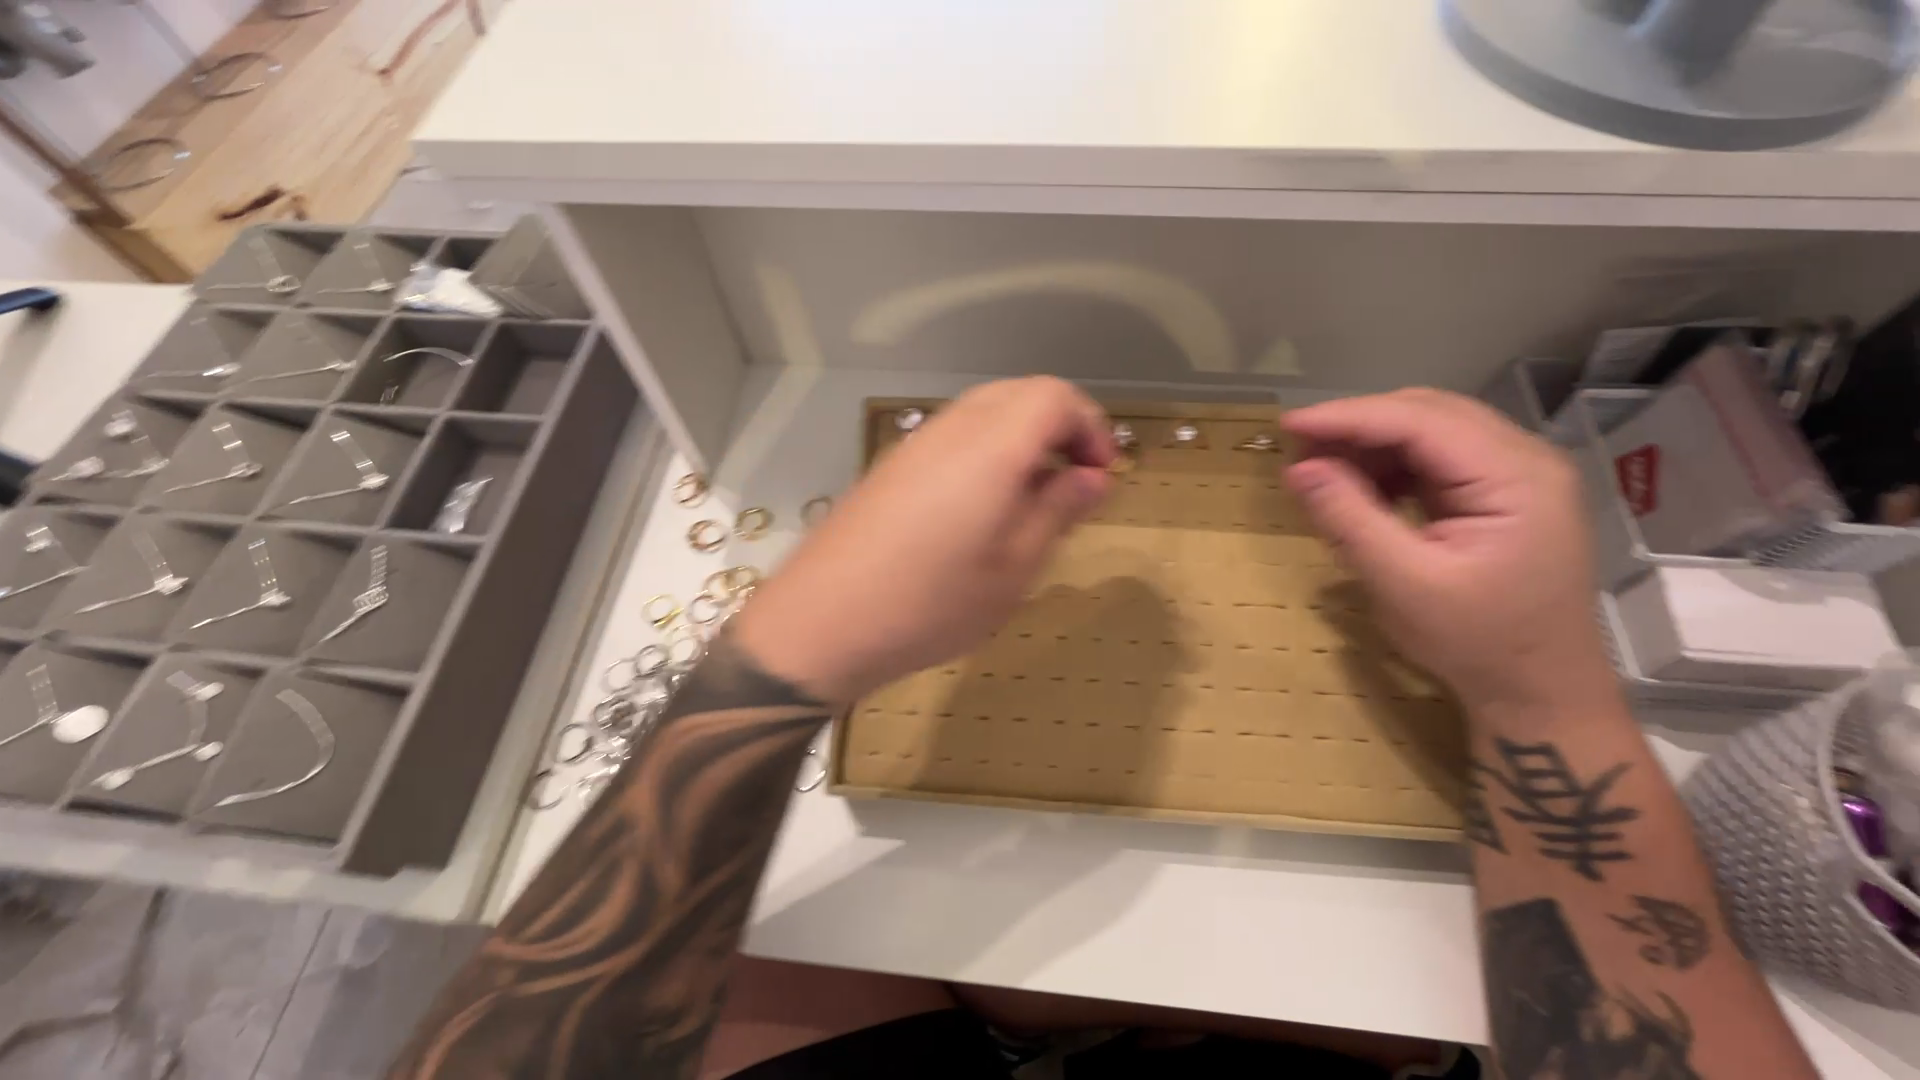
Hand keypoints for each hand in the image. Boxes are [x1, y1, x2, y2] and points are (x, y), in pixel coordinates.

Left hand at [731, 377, 1115, 702]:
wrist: (821, 622)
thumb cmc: (931, 604)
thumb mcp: (1013, 570)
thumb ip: (1057, 511)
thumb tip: (1092, 478)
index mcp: (991, 446)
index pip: (1055, 396)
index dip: (1090, 426)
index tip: (1101, 476)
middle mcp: (952, 429)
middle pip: (1019, 394)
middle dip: (1059, 427)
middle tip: (1073, 484)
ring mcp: (914, 445)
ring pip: (984, 413)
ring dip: (1021, 439)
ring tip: (1031, 502)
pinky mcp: (890, 467)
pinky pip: (953, 437)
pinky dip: (985, 452)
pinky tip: (981, 510)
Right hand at [1280, 389, 1613, 717]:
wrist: (1539, 690)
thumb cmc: (1477, 643)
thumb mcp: (1403, 584)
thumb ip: (1350, 519)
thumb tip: (1298, 468)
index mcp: (1516, 476)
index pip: (1421, 421)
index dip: (1348, 417)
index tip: (1287, 424)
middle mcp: (1525, 459)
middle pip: (1429, 414)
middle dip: (1358, 425)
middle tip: (1299, 449)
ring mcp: (1517, 474)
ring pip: (1431, 431)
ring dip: (1372, 444)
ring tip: (1322, 471)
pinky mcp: (1501, 493)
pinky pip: (1438, 459)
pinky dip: (1392, 466)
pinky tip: (1361, 489)